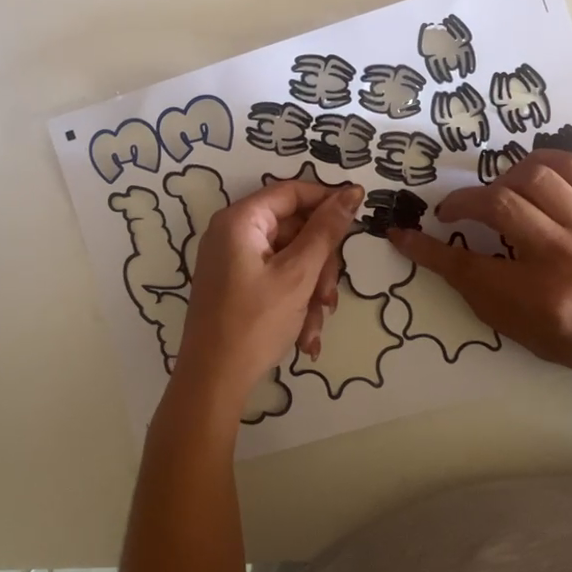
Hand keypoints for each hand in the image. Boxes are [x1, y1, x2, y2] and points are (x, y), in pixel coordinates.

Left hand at [172, 181, 362, 406]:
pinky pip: (276, 279)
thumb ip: (326, 231)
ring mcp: (233, 260)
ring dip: (311, 290)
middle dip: (319, 264)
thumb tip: (351, 191)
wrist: (213, 380)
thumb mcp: (298, 274)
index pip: (292, 192)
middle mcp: (233, 232)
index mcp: (241, 220)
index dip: (327, 200)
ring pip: (290, 259)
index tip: (359, 214)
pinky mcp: (237, 285)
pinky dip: (295, 302)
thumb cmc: (254, 322)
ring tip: (316, 324)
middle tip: (329, 296)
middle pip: (294, 229)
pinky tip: (305, 335)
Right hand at [391, 151, 571, 395]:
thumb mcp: (543, 342)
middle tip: (451, 211)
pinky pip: (571, 166)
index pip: (467, 266)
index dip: (426, 248)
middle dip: (461, 202)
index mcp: (542, 302)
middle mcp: (563, 258)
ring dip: (501, 180)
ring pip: (531, 179)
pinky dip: (540, 162)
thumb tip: (457, 266)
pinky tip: (530, 174)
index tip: (402, 235)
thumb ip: (494, 303)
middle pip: (496, 207)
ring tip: (496, 193)